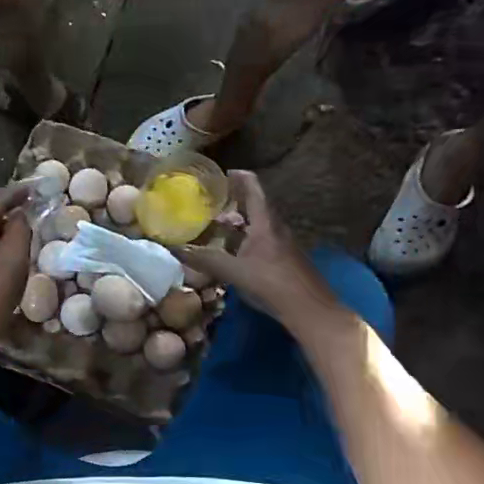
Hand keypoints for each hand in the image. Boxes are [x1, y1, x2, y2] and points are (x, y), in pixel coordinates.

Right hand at [180, 171, 340, 334]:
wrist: (309, 310)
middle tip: (210, 202)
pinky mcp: (282, 260)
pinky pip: (259, 241)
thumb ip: (203, 259)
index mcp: (265, 224)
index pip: (254, 190)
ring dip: (238, 222)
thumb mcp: (233, 271)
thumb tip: (173, 248)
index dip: (239, 178)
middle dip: (233, 202)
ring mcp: (281, 245)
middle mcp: (275, 229)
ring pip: (257, 225)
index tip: (222, 173)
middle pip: (254, 207)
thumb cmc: (272, 283)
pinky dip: (243, 239)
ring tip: (214, 225)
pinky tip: (229, 252)